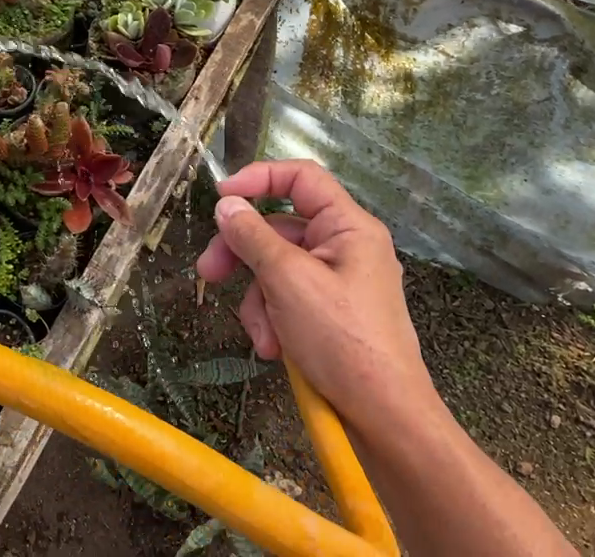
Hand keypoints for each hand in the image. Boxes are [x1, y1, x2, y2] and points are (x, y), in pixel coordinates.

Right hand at [196, 160, 439, 437]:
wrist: (385, 417)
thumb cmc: (340, 338)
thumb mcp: (287, 280)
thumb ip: (252, 236)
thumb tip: (226, 205)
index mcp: (348, 227)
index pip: (301, 178)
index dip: (258, 178)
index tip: (221, 197)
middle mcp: (346, 246)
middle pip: (280, 227)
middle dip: (243, 252)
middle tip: (209, 271)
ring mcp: (339, 281)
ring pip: (277, 267)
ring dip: (258, 298)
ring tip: (260, 335)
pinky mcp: (331, 313)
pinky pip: (288, 297)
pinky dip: (273, 318)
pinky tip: (274, 348)